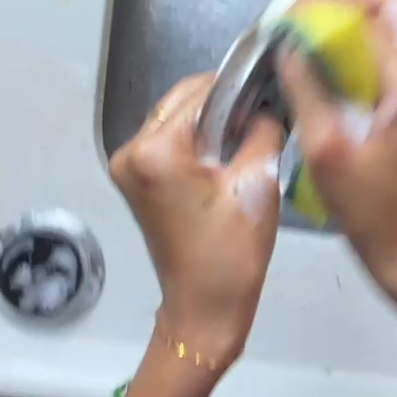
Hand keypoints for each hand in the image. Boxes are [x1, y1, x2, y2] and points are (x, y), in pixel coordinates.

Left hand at [109, 73, 285, 367]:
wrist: (204, 307)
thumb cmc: (232, 252)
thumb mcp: (257, 183)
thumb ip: (263, 129)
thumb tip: (266, 104)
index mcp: (154, 151)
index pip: (201, 93)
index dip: (239, 90)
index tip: (270, 93)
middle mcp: (129, 150)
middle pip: (182, 101)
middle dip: (224, 105)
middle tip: (262, 118)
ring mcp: (126, 165)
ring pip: (176, 117)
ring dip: (211, 121)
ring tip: (248, 137)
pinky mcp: (134, 177)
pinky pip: (169, 139)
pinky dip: (197, 139)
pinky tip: (225, 153)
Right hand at [276, 0, 396, 316]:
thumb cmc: (367, 205)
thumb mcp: (326, 148)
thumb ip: (307, 89)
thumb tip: (288, 45)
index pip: (371, 14)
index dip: (326, 4)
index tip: (287, 14)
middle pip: (388, 7)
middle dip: (340, 1)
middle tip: (296, 15)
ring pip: (389, 25)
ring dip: (347, 20)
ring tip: (303, 31)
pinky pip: (388, 50)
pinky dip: (355, 43)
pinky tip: (323, 57)